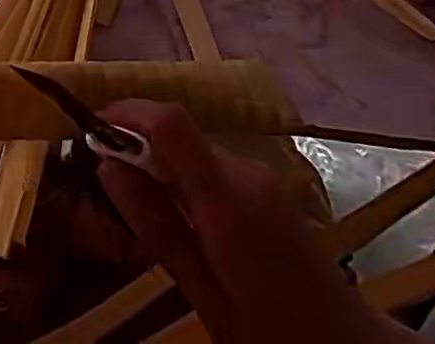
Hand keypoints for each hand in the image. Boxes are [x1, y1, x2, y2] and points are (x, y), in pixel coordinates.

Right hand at [95, 100, 411, 343]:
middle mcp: (244, 169)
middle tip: (98, 170)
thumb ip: (157, 227)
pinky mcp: (264, 184)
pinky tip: (169, 211)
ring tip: (127, 197)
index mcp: (227, 197)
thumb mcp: (203, 291)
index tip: (91, 124)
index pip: (172, 124)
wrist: (342, 340)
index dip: (130, 112)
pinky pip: (211, 166)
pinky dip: (182, 175)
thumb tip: (109, 169)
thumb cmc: (268, 329)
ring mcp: (258, 174)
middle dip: (136, 142)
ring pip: (194, 150)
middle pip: (180, 135)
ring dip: (158, 161)